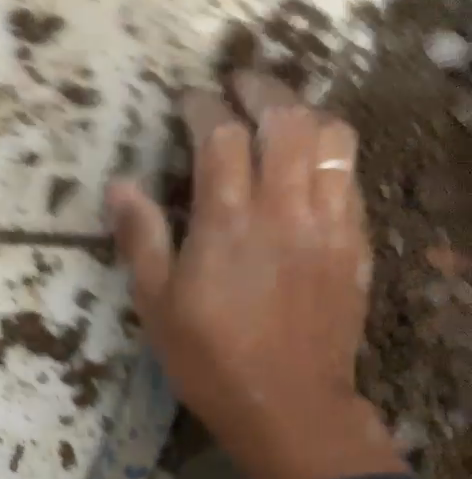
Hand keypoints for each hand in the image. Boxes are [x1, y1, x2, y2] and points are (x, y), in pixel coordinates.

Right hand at [108, 72, 406, 478]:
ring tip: (279, 106)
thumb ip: (142, 236)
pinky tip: (309, 156)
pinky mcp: (356, 239)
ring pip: (333, 139)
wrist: (284, 397)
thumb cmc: (202, 352)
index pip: (221, 141)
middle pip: (287, 124)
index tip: (187, 97)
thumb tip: (121, 186)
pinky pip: (351, 174)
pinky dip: (329, 149)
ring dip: (304, 111)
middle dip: (261, 92)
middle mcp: (287, 209)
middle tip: (237, 81)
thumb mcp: (153, 299)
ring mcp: (331, 220)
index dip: (204, 110)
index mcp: (228, 223)